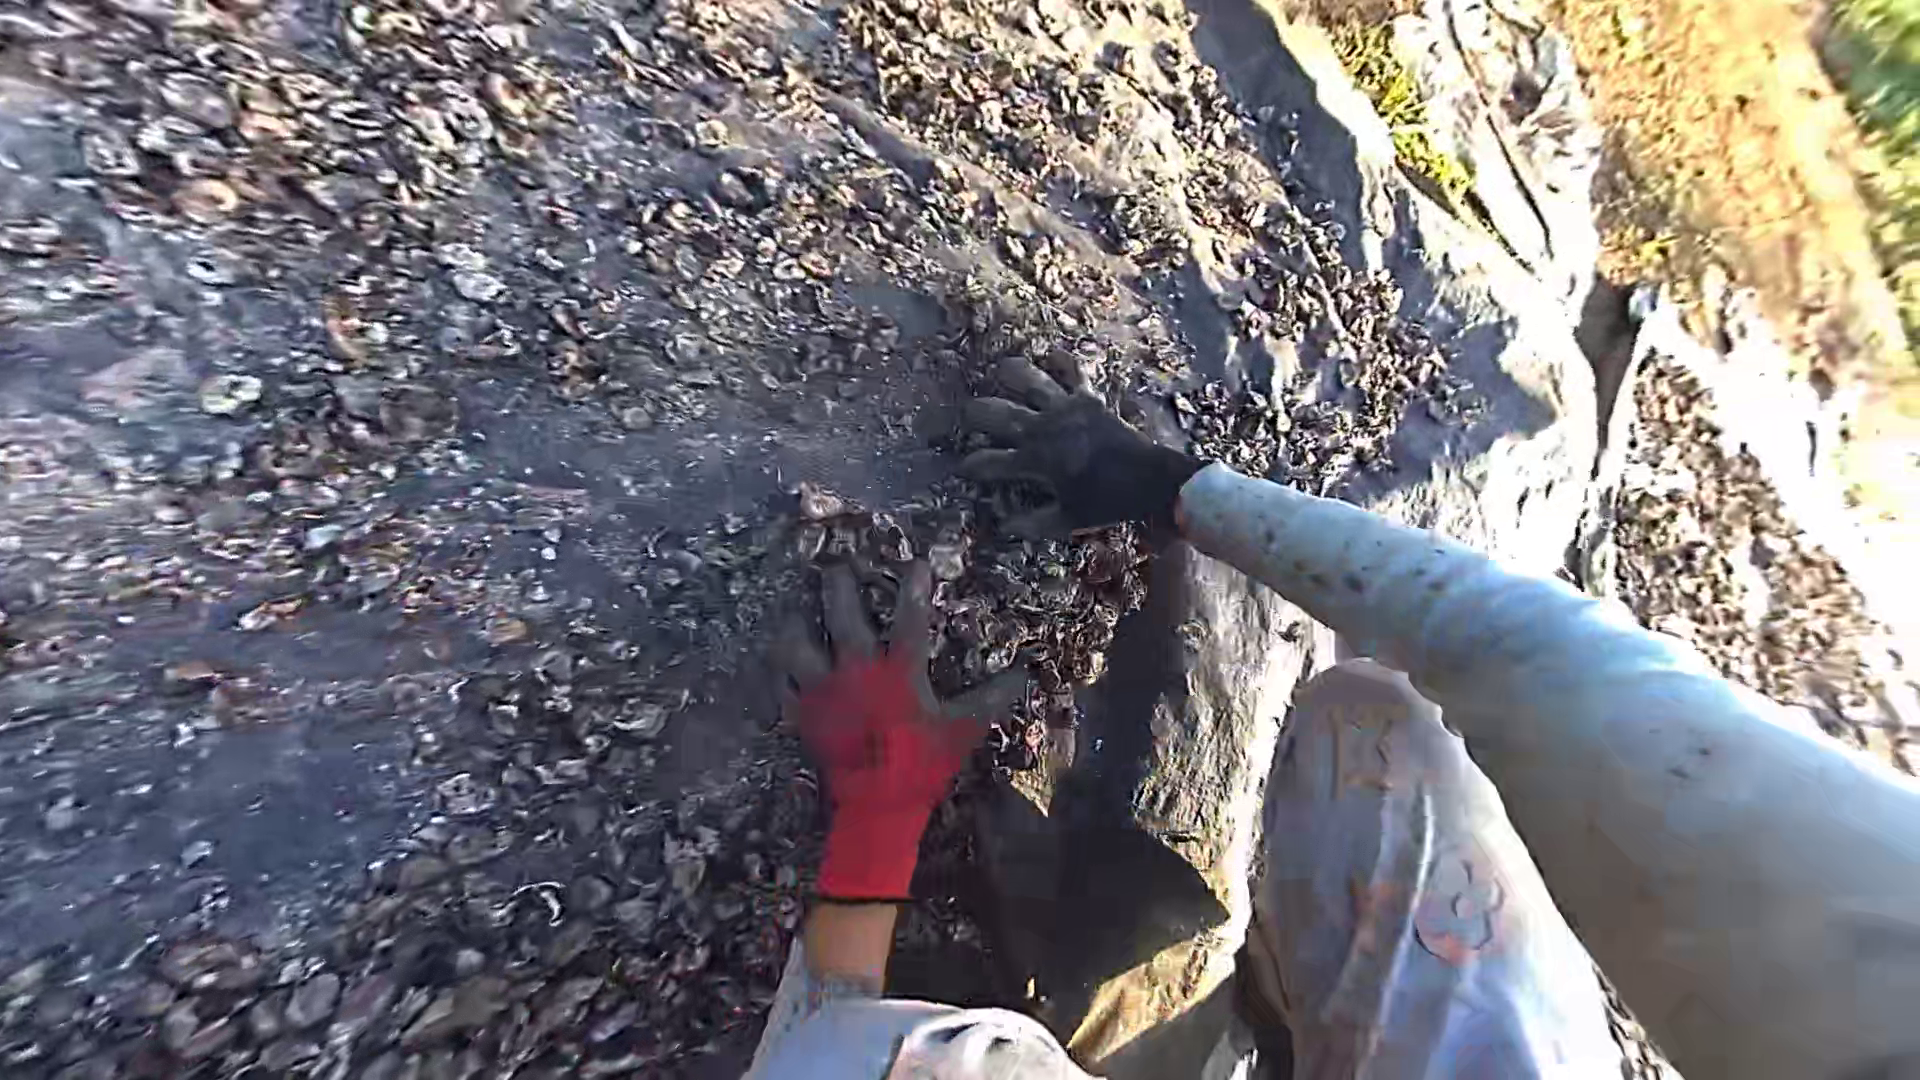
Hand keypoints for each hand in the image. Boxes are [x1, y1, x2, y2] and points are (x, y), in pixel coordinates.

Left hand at [775, 560, 1026, 899]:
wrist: (877, 809)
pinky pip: (782, 682)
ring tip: (798, 611)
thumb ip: (992, 698)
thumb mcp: (963, 729)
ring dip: (796, 623)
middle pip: (841, 615)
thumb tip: (1025, 673)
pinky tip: (784, 663)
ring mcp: (824, 691)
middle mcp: (856, 670)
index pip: (909, 617)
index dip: (915, 586)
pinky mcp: (804, 713)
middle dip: (838, 585)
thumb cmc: (922, 763)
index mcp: (898, 670)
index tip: (917, 564)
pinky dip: (780, 670)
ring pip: (795, 644)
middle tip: (837, 568)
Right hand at [959, 356, 1202, 535]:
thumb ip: (1033, 524)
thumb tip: (1004, 526)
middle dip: (976, 413)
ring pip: (1029, 380)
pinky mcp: (1087, 397)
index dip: (973, 465)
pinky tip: (1049, 355)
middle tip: (968, 414)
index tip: (963, 468)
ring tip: (1000, 371)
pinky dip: (1060, 360)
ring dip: (1011, 373)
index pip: (991, 462)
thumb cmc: (1107, 501)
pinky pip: (1071, 370)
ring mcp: (1064, 408)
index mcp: (1034, 461)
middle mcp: (1042, 429)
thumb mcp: (1067, 519)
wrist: (1149, 478)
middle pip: (997, 414)